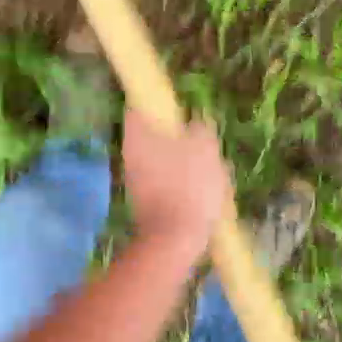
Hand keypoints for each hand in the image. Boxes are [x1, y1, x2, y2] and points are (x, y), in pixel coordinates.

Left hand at [122, 110, 229, 250]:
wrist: (174, 239)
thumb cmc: (189, 187)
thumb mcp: (206, 149)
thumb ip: (201, 127)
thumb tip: (196, 120)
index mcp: (139, 134)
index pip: (138, 105)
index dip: (157, 103)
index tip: (179, 108)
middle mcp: (130, 153)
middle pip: (152, 134)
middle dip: (177, 136)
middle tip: (203, 142)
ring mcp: (134, 178)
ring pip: (160, 158)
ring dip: (183, 161)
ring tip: (211, 171)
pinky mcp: (143, 200)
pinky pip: (163, 181)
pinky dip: (180, 183)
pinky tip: (203, 193)